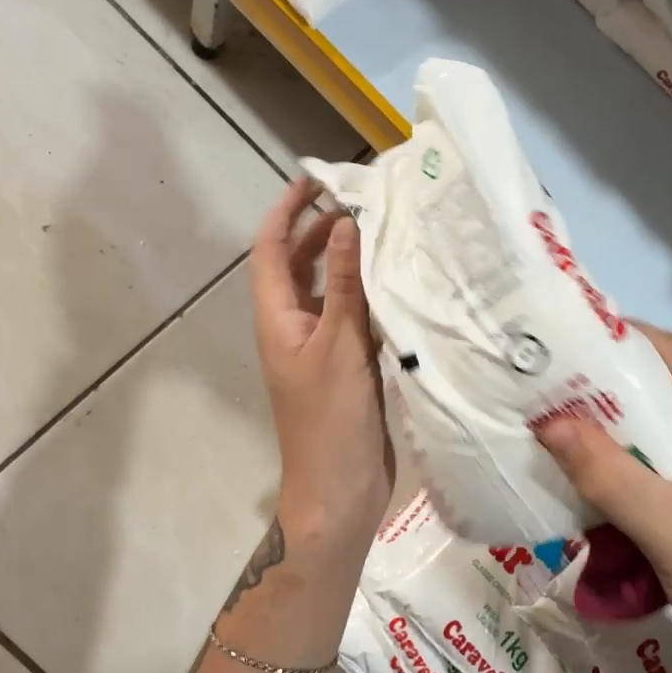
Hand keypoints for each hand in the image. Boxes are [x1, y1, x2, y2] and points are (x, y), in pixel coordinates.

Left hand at [251, 178, 392, 554]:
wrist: (339, 492)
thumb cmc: (329, 419)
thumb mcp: (338, 345)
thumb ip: (344, 284)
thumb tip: (345, 223)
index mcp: (278, 317)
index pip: (271, 250)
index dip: (286, 212)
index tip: (314, 180)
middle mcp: (294, 325)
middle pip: (299, 264)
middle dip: (321, 229)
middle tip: (360, 200)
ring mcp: (320, 346)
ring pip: (329, 288)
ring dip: (348, 259)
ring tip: (383, 230)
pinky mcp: (347, 364)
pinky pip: (354, 314)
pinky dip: (369, 292)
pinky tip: (400, 281)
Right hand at [536, 325, 671, 672]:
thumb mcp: (667, 531)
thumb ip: (607, 473)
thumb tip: (547, 421)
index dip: (620, 342)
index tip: (563, 344)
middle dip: (614, 380)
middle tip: (555, 382)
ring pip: (670, 414)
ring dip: (622, 415)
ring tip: (566, 414)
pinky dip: (636, 446)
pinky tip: (600, 457)